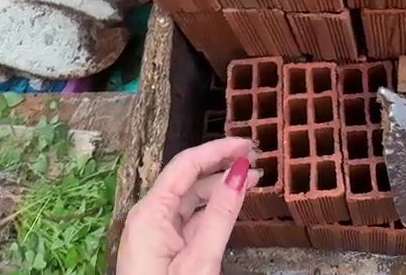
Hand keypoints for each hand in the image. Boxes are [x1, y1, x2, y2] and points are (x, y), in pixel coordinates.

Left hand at [116, 137, 256, 274]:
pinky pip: (189, 221)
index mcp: (150, 213)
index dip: (218, 149)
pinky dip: (212, 210)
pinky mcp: (162, 252)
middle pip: (188, 178)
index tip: (247, 144)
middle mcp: (148, 217)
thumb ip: (221, 214)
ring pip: (190, 199)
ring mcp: (154, 235)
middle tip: (256, 162)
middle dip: (222, 166)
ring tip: (251, 182)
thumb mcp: (201, 261)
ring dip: (220, 187)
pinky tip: (232, 207)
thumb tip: (240, 171)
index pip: (186, 164)